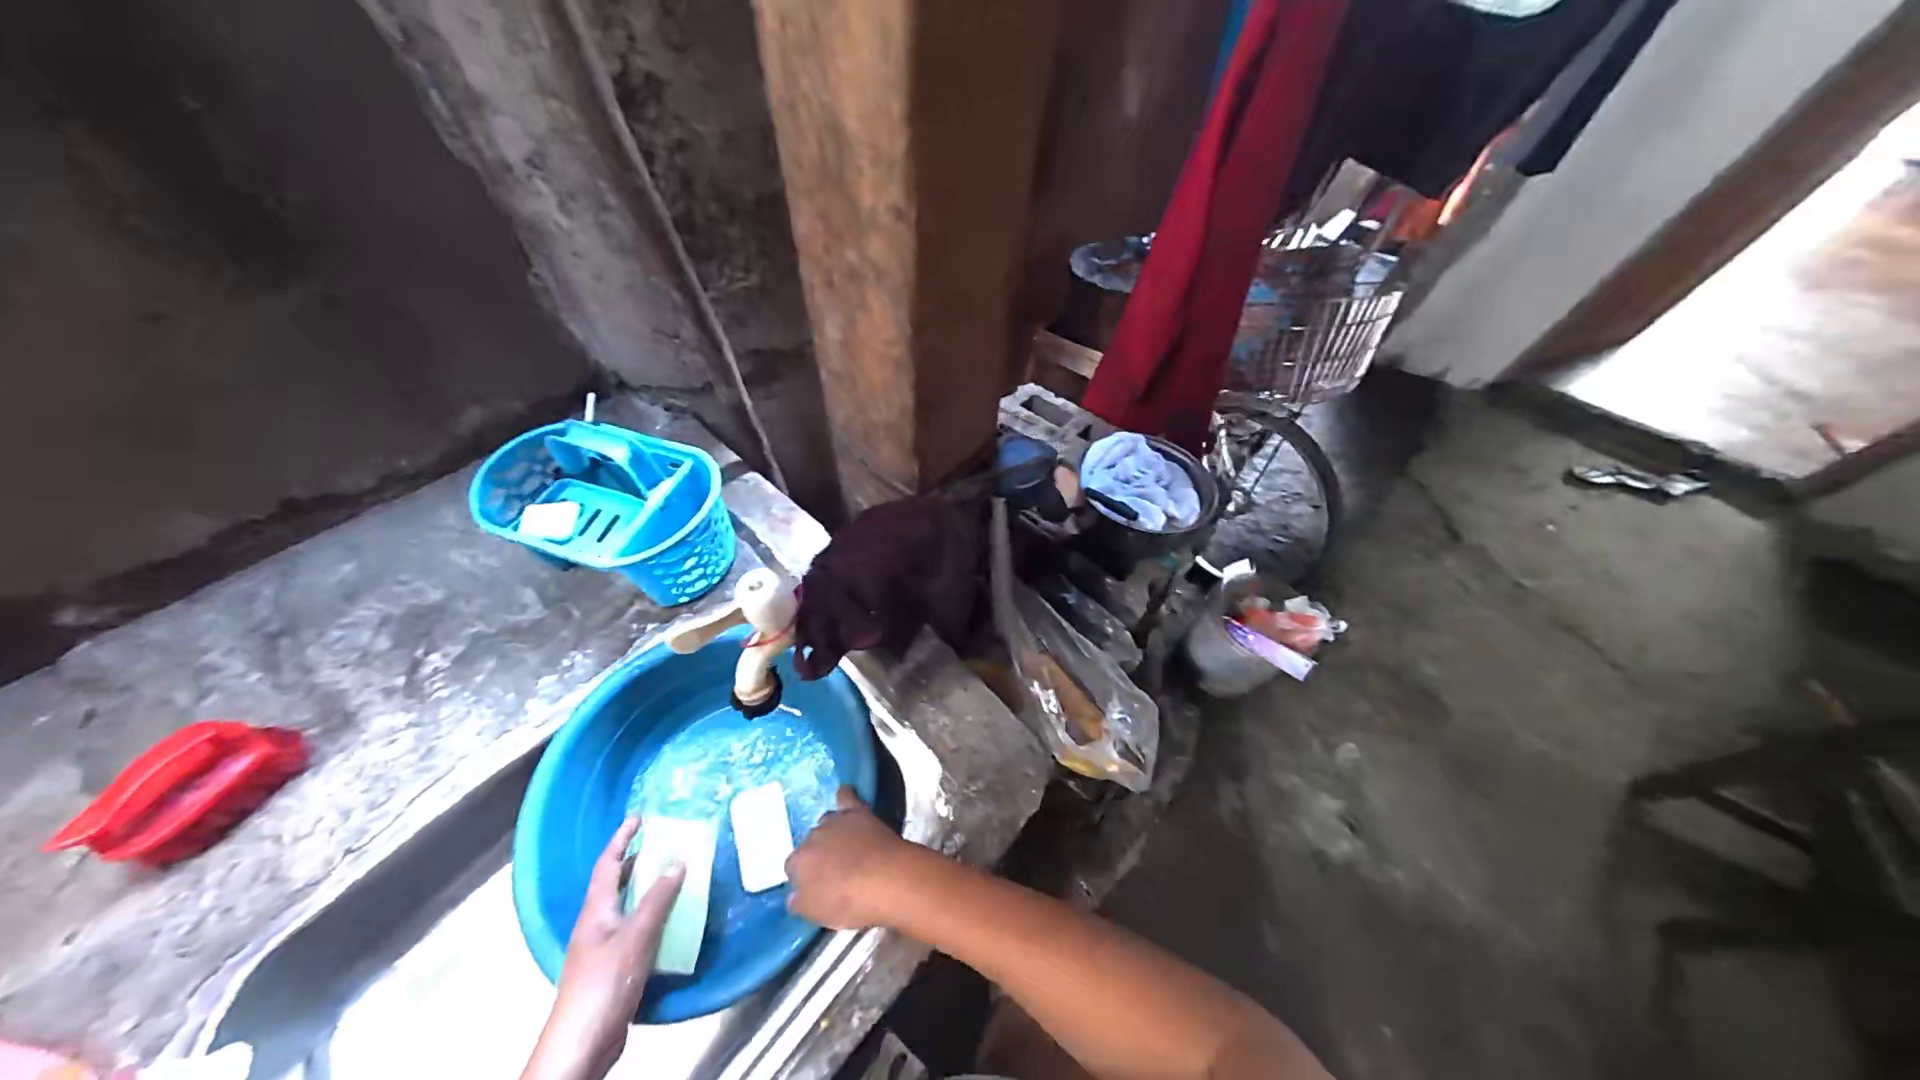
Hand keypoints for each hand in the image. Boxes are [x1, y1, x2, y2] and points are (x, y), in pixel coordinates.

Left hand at [523, 817, 684, 1079]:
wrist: (582, 1042)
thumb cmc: (604, 983)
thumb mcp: (636, 936)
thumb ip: (657, 900)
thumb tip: (677, 863)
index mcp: (596, 911)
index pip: (607, 864)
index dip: (622, 839)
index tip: (638, 818)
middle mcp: (596, 924)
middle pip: (615, 884)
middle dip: (636, 862)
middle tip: (662, 845)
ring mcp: (602, 947)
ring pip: (626, 907)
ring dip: (646, 890)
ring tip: (672, 877)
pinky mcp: (613, 967)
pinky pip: (634, 929)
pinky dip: (651, 917)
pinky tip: (669, 923)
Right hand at [785, 787, 920, 929]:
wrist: (887, 879)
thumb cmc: (851, 903)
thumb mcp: (817, 915)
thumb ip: (799, 903)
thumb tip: (794, 895)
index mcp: (798, 863)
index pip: (793, 868)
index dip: (804, 877)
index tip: (817, 886)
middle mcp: (812, 836)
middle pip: (809, 844)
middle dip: (818, 854)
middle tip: (835, 871)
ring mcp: (835, 821)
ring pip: (826, 823)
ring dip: (831, 833)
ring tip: (846, 847)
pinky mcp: (858, 811)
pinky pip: (846, 796)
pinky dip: (844, 796)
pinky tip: (844, 795)